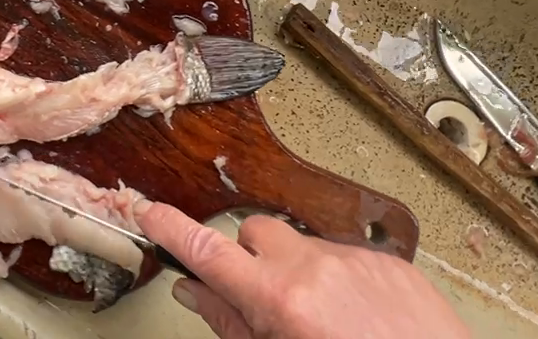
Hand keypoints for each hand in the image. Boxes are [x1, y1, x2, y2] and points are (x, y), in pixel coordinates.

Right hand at [139, 204, 469, 338]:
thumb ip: (232, 325)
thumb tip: (193, 290)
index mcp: (281, 302)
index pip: (208, 252)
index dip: (172, 230)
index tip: (147, 212)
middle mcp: (313, 267)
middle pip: (254, 234)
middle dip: (251, 261)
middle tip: (268, 305)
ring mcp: (355, 258)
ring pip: (301, 245)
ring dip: (298, 271)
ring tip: (328, 322)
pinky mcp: (390, 261)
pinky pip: (346, 255)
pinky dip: (341, 280)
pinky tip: (364, 321)